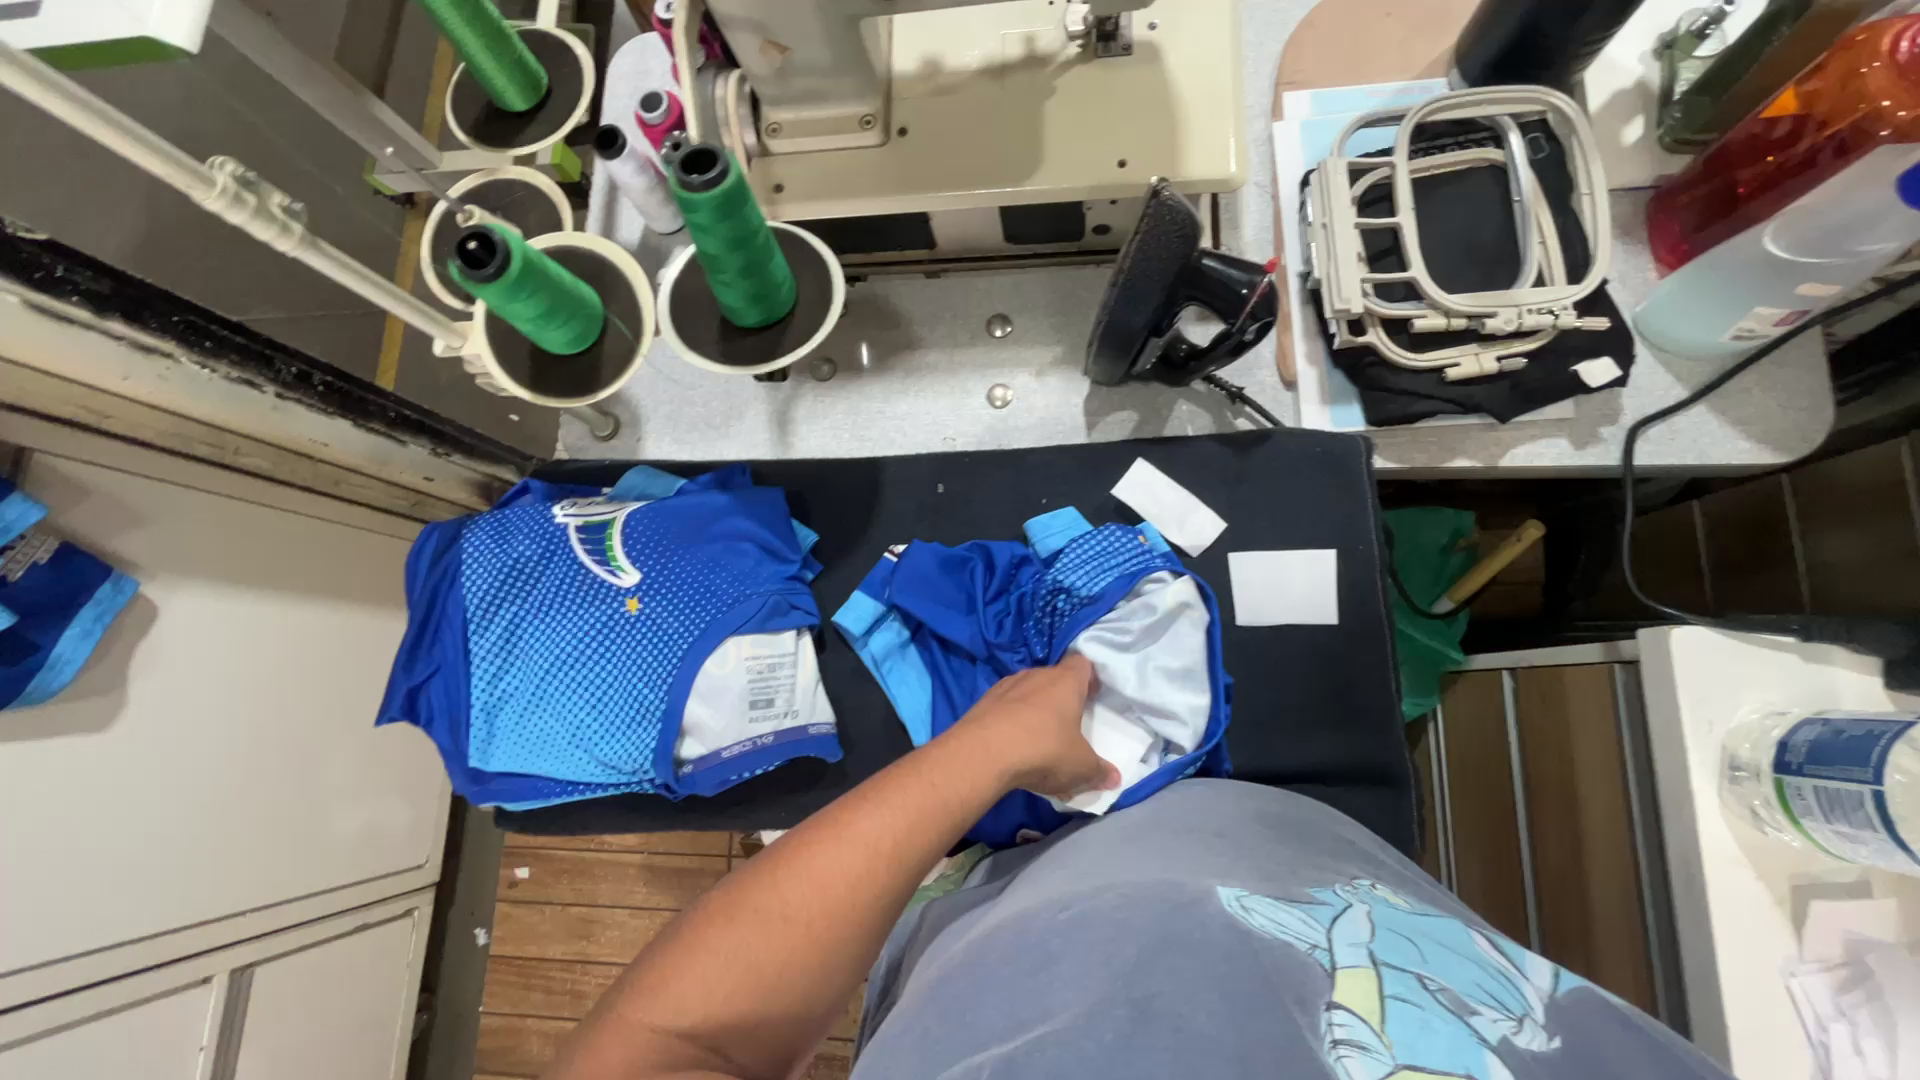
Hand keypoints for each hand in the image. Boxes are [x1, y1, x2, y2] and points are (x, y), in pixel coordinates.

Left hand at [949, 655, 1119, 798]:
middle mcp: (1035, 675)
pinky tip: (1011, 742)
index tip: (1092, 696)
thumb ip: (1099, 771)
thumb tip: (1114, 778)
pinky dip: (1011, 719)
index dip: (1089, 677)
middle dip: (1061, 695)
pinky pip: (1004, 705)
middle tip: (1068, 721)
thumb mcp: (1080, 767)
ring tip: (1038, 735)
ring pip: (1026, 690)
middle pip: (1053, 677)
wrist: (982, 753)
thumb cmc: (1043, 750)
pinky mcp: (982, 702)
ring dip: (1033, 707)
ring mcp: (1005, 686)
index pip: (1081, 663)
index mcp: (1065, 681)